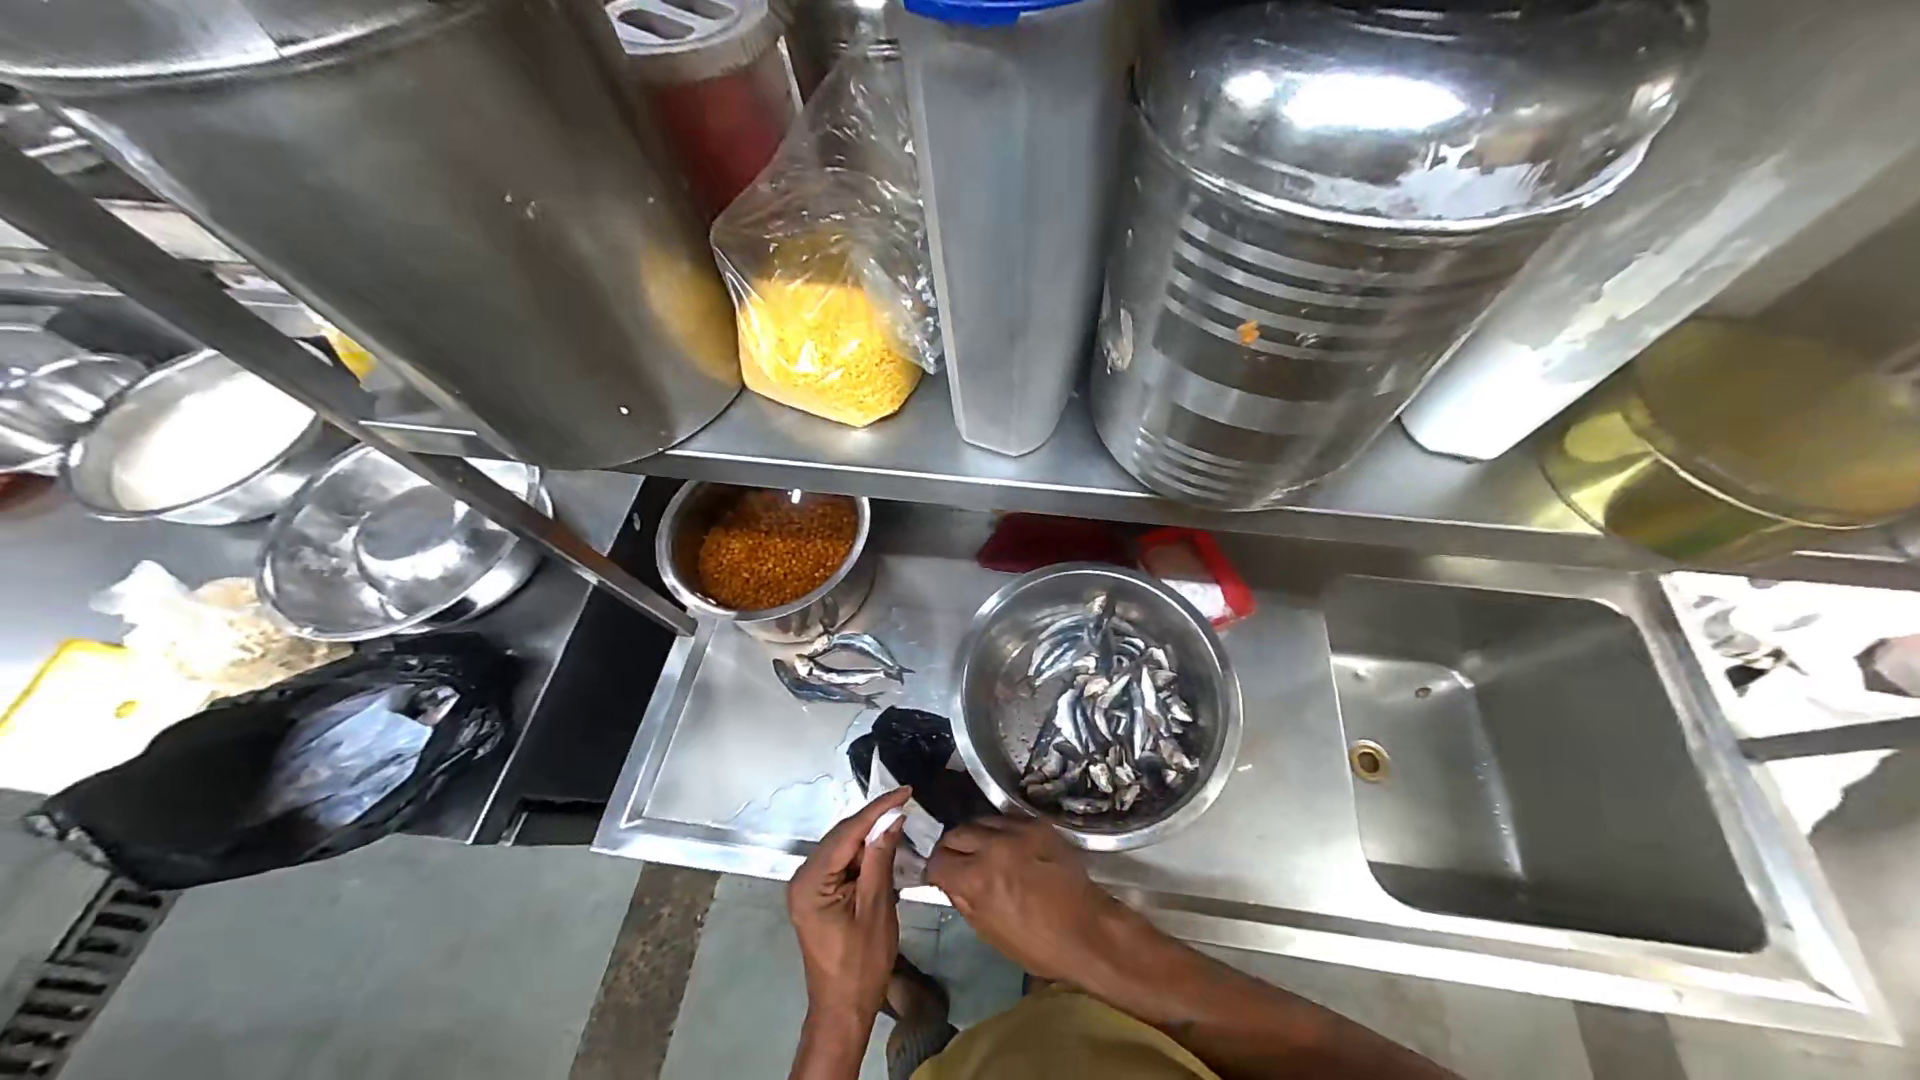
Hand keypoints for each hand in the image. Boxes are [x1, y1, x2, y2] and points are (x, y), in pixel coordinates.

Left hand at [787, 787, 911, 1024]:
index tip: (904, 791)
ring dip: (870, 835)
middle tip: (905, 801)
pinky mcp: (817, 893)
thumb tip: (892, 819)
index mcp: (810, 882)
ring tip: (899, 817)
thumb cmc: (861, 964)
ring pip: (843, 846)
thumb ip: (880, 859)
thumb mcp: (876, 907)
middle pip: (842, 836)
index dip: (877, 809)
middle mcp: (802, 878)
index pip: (848, 833)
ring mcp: (807, 886)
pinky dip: (863, 853)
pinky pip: (842, 862)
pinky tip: (883, 844)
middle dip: (874, 819)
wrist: (843, 1008)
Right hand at [926, 815, 1137, 982]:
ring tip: (982, 850)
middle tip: (957, 861)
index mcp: (976, 879)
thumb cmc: (1037, 944)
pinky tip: (1007, 845)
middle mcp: (992, 847)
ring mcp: (1017, 831)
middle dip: (951, 849)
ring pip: (980, 821)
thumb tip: (948, 881)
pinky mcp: (1038, 824)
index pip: (938, 861)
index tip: (939, 876)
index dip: (934, 870)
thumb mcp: (988, 932)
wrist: (1088, 930)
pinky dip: (1000, 831)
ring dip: (975, 836)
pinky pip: (1007, 819)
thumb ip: (963, 900)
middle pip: (955, 834)